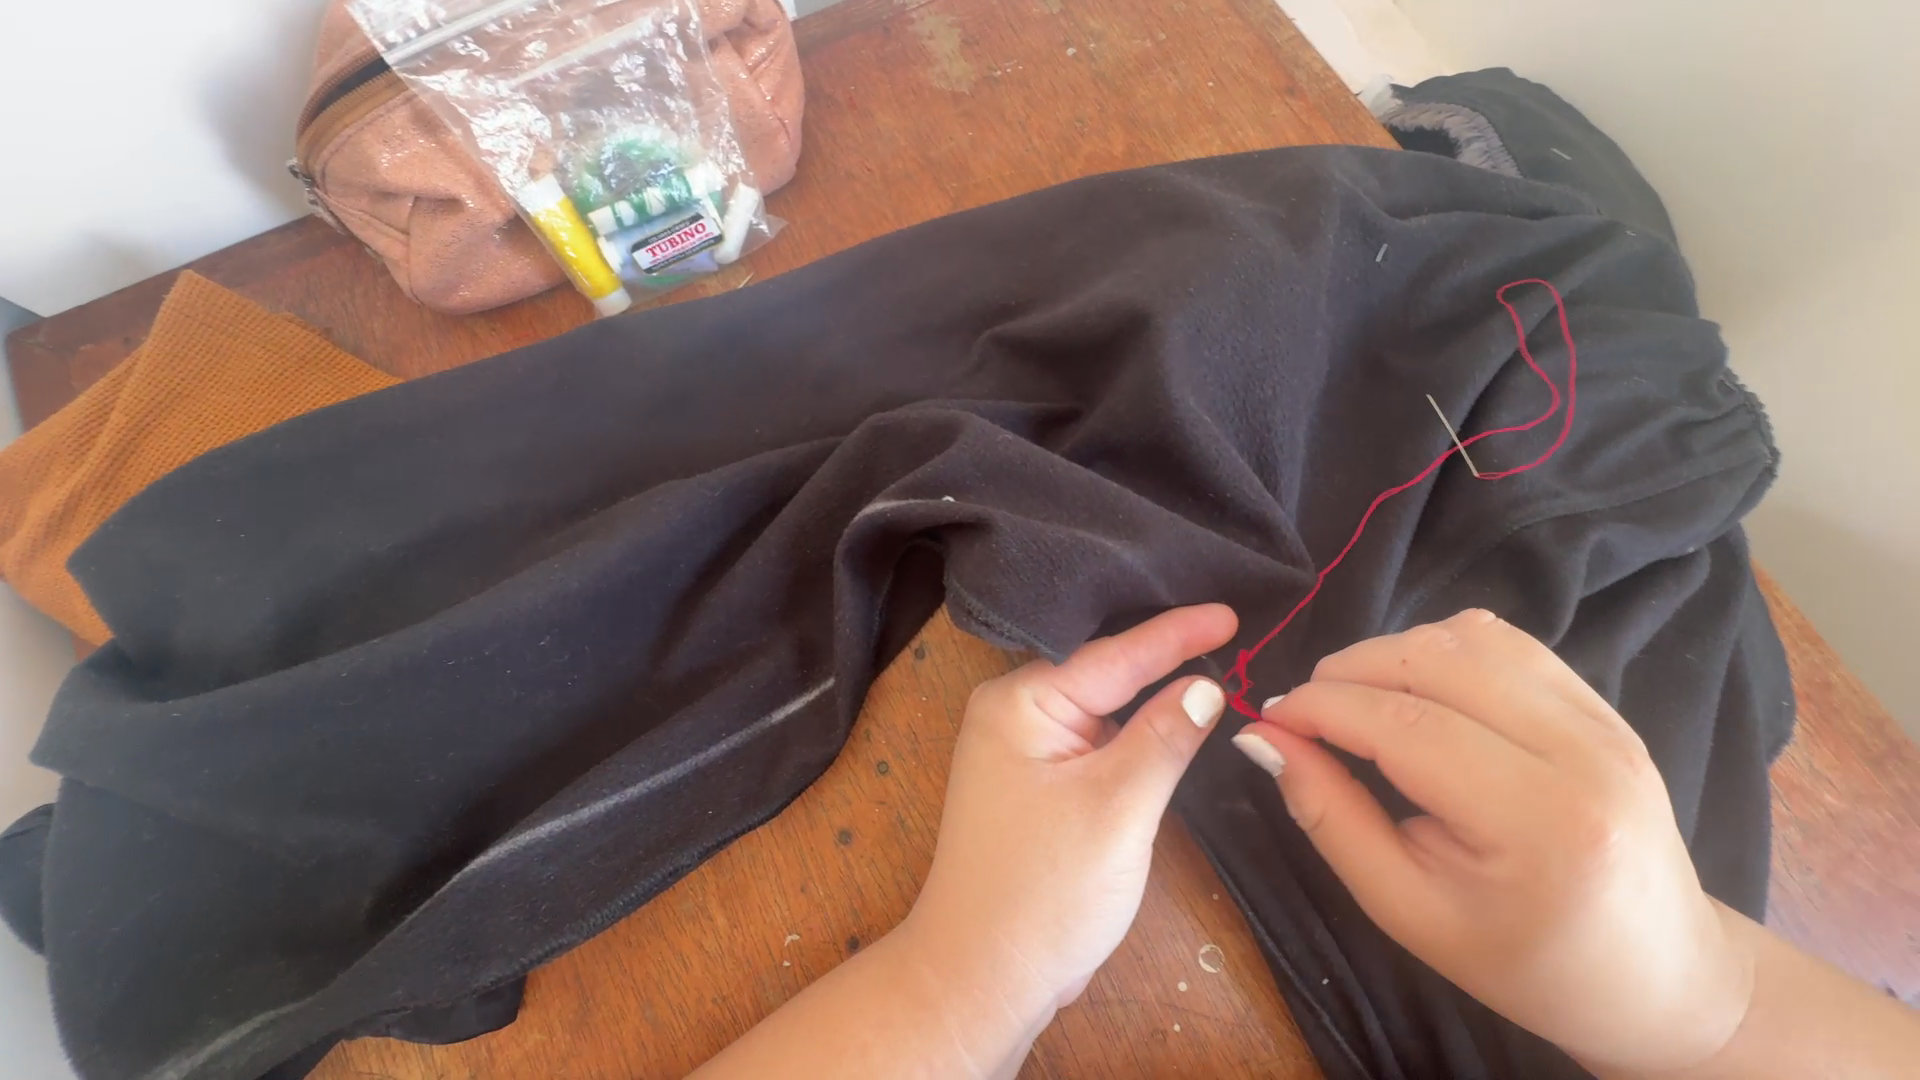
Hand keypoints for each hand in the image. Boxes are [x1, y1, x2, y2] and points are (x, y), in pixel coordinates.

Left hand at [901, 604, 1238, 1010]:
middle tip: (1227, 626)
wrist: (984, 974)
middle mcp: (1015, 711)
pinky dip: (1134, 729)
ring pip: (1103, 706)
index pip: (1112, 656)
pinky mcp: (1038, 778)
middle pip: (1103, 673)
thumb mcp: (1116, 807)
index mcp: (1020, 702)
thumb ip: (1163, 738)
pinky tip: (1169, 712)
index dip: (1176, 634)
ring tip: (1210, 655)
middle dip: (1163, 654)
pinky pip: (1096, 738)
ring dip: (1151, 693)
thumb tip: (1206, 684)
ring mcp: (1024, 746)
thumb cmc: (1044, 890)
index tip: (1230, 612)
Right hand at [1232, 609, 1754, 1074]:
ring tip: (1355, 700)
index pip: (1404, 724)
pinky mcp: (1600, 703)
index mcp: (1540, 821)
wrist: (1659, 976)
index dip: (1318, 707)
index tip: (1269, 719)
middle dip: (1343, 672)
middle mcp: (1582, 751)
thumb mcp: (1402, 906)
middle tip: (1306, 713)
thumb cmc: (1519, 959)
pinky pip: (1499, 639)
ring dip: (1386, 654)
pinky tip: (1414, 689)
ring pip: (1463, 636)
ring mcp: (1602, 718)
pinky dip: (1435, 648)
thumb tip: (1261, 737)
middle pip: (1431, 660)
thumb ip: (1327, 814)